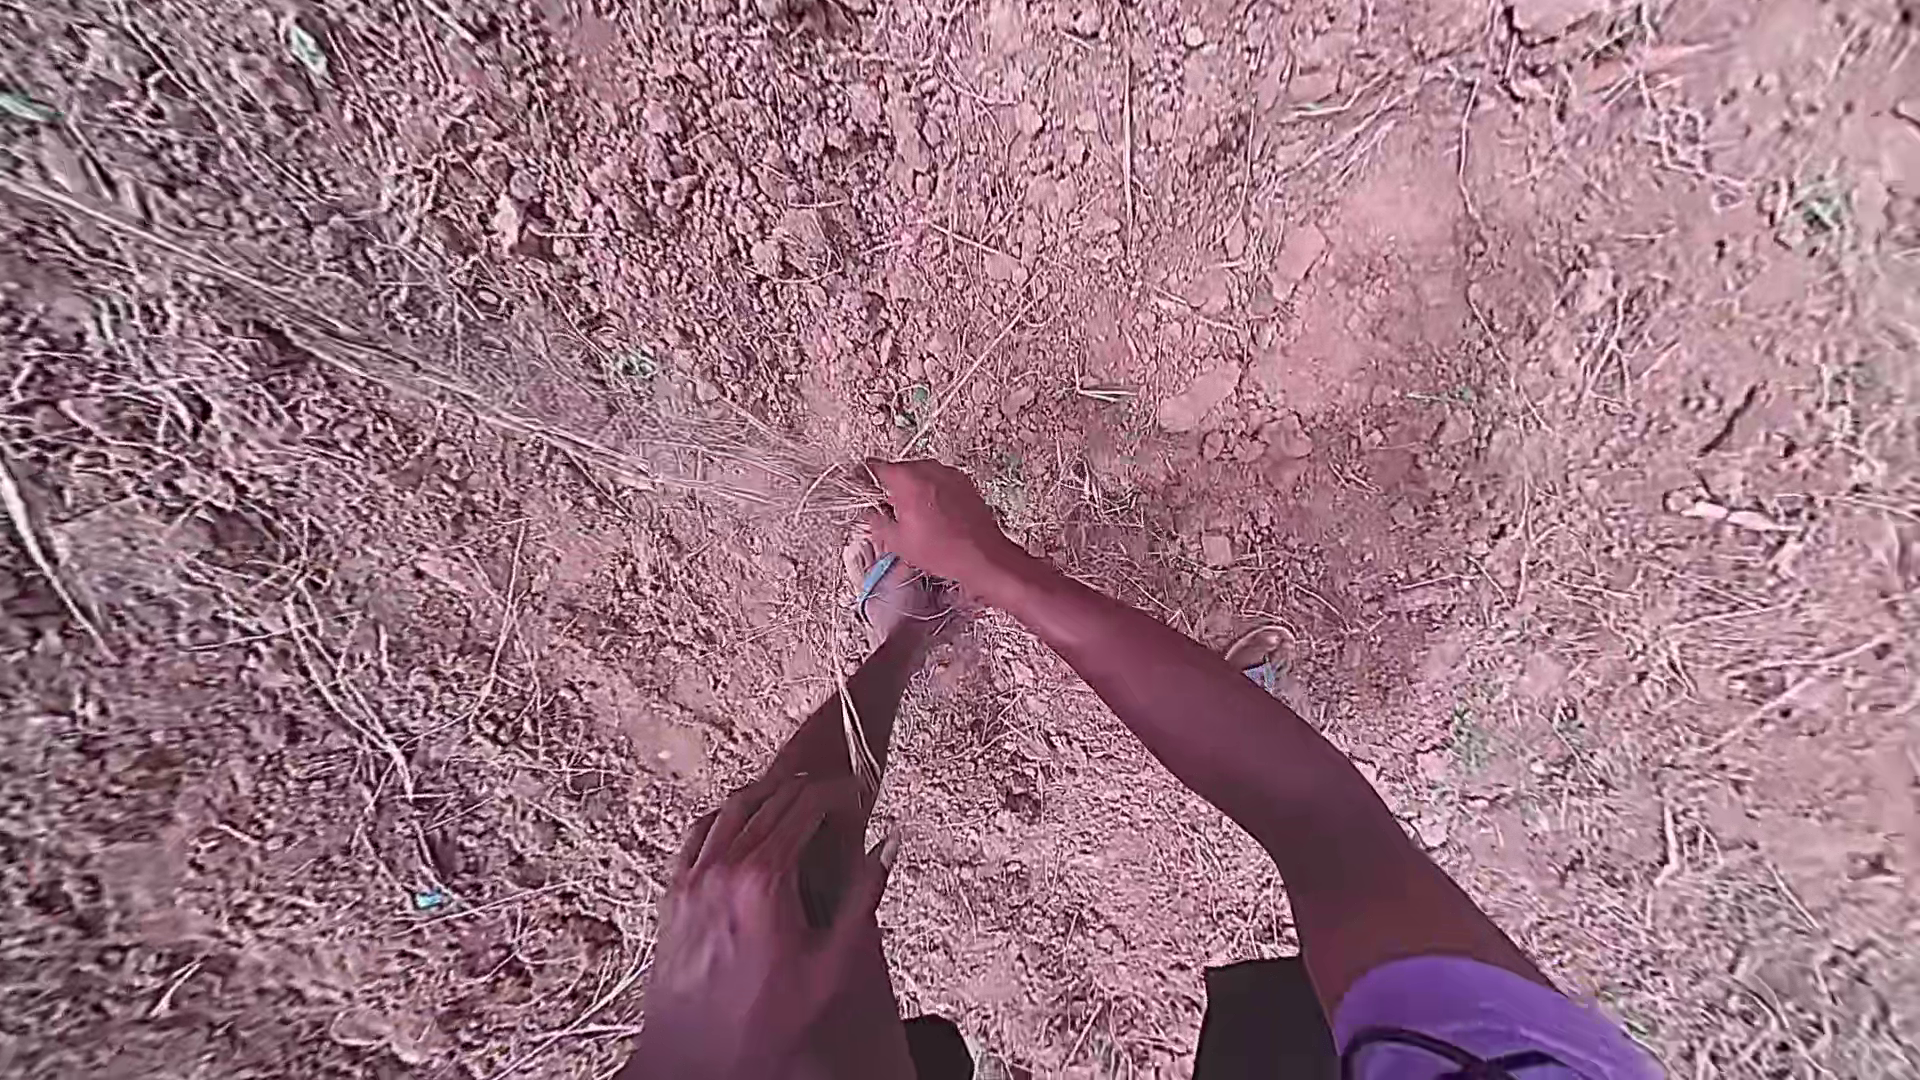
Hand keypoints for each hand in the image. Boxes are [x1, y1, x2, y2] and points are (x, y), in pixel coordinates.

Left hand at [620, 776, 906, 1079]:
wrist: (695, 1068)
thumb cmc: (762, 1024)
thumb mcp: (833, 964)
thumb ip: (864, 894)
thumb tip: (889, 844)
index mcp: (765, 878)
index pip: (806, 805)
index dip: (836, 791)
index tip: (852, 793)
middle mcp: (726, 867)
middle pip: (772, 798)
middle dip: (808, 788)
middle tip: (832, 794)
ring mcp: (695, 877)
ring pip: (734, 805)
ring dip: (768, 792)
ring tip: (795, 797)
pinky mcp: (675, 893)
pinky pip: (700, 831)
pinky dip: (727, 814)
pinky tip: (743, 822)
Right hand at [863, 458, 1027, 589]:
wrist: (981, 556)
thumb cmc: (945, 550)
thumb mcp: (897, 541)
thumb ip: (876, 521)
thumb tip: (871, 514)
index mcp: (908, 480)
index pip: (875, 466)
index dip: (865, 477)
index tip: (861, 484)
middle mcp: (929, 470)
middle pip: (899, 469)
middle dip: (891, 487)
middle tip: (889, 510)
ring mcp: (949, 474)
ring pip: (920, 474)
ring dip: (913, 489)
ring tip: (916, 517)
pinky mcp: (963, 482)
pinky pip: (938, 481)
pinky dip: (932, 492)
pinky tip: (934, 515)